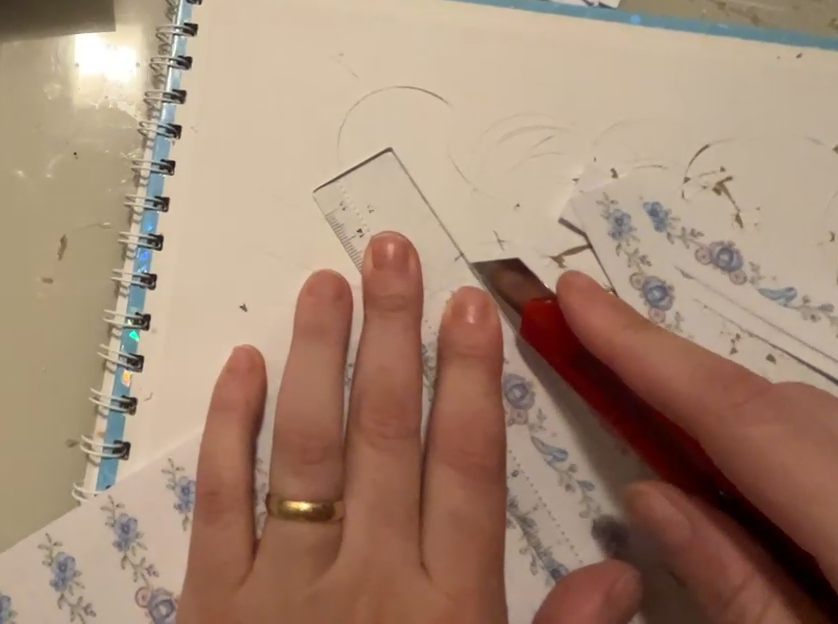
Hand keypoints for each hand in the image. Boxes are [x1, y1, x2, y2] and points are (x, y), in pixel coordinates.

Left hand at [178, 233, 642, 623]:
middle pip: (385, 433)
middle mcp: (367, 580)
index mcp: (447, 615)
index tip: (474, 305)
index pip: (468, 472)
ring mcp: (283, 580)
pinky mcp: (212, 592)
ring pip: (305, 445)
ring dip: (318, 355)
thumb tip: (625, 573)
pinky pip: (223, 495)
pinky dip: (232, 424)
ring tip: (326, 280)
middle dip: (393, 334)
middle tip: (391, 250)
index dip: (474, 383)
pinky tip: (245, 360)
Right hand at [557, 270, 837, 623]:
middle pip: (806, 415)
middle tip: (594, 356)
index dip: (650, 351)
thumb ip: (751, 602)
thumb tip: (652, 496)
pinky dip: (823, 461)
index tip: (574, 295)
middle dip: (688, 378)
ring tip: (672, 432)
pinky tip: (790, 505)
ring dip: (751, 420)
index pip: (757, 425)